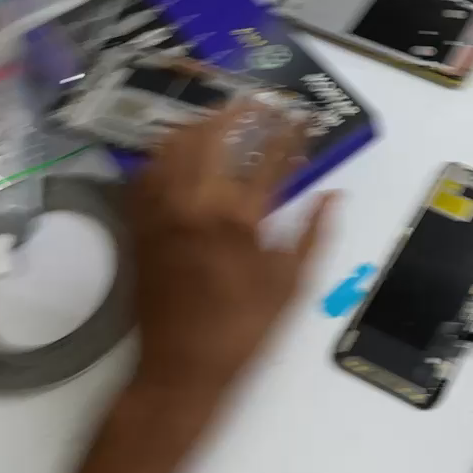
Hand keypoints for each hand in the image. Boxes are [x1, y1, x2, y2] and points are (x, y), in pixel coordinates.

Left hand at [125, 103, 335, 395]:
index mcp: (240, 220)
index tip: (303, 116)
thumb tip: (333, 195)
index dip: (290, 134)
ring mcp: (161, 214)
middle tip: (258, 103)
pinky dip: (162, 155)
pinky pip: (144, 176)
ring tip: (219, 116)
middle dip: (239, 113)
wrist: (180, 369)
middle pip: (213, 138)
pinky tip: (175, 150)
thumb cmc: (244, 329)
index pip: (271, 160)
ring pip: (173, 149)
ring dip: (198, 125)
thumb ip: (313, 233)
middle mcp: (196, 206)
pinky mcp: (139, 227)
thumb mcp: (291, 285)